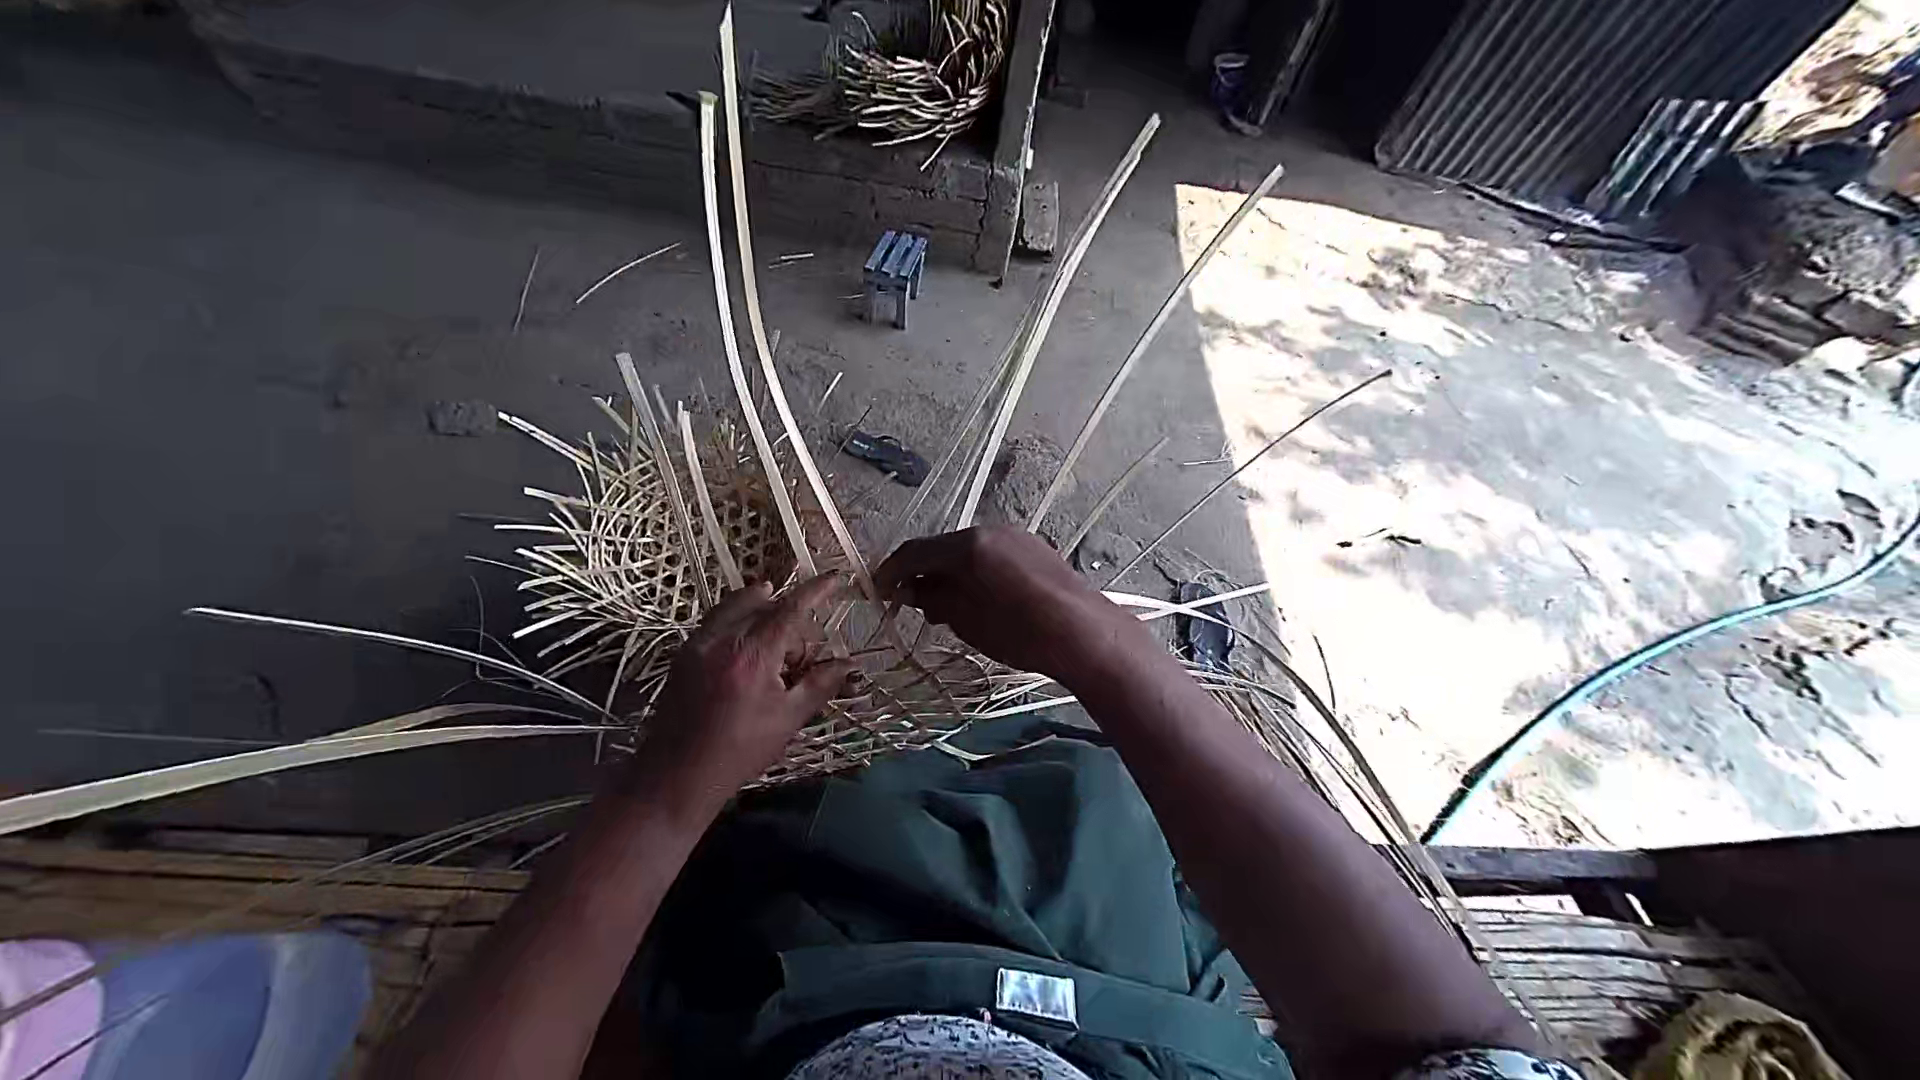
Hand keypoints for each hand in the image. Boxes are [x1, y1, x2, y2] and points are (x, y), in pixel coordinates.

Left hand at [633, 574, 855, 800]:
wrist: (676, 776)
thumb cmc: (738, 751)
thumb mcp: (788, 719)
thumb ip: (820, 684)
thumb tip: (849, 665)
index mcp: (752, 656)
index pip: (791, 609)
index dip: (816, 591)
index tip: (834, 578)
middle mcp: (722, 639)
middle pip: (767, 606)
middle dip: (791, 621)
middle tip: (801, 659)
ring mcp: (698, 643)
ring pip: (738, 606)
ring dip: (764, 613)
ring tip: (777, 646)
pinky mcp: (684, 653)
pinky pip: (718, 619)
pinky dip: (740, 620)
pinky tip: (749, 647)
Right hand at [875, 527, 1155, 687]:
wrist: (1083, 633)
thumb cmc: (1019, 632)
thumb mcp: (966, 622)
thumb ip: (934, 600)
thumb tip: (915, 591)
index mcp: (968, 545)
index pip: (915, 552)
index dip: (891, 572)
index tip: (878, 590)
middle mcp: (989, 530)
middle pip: (943, 548)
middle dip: (923, 573)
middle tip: (912, 603)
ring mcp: (1015, 536)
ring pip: (969, 551)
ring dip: (951, 573)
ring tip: (947, 605)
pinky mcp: (1034, 547)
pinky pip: (992, 554)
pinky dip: (976, 572)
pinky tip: (980, 597)